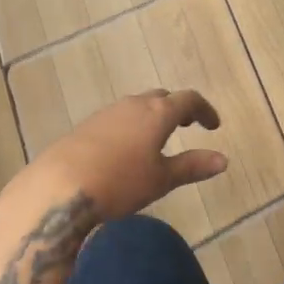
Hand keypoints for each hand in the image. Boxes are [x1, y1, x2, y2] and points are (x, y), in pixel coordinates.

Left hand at [26, 89, 228, 219]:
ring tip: (157, 139)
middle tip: (187, 126)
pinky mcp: (88, 125)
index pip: (189, 99)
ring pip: (138, 105)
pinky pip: (119, 117)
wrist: (60, 186)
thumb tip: (223, 160)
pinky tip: (125, 149)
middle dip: (178, 109)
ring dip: (153, 116)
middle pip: (162, 97)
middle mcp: (135, 104)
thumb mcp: (161, 179)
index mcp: (158, 112)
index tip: (213, 125)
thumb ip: (192, 166)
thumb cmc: (120, 182)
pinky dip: (132, 125)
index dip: (204, 110)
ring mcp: (108, 112)